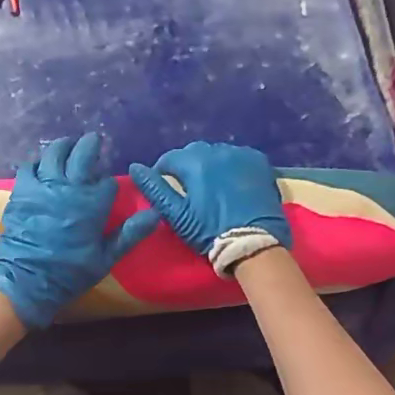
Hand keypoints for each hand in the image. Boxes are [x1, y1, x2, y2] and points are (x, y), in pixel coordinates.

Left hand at [0, 133, 159, 328]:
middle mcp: (68, 187)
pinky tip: (42, 167)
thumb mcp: (106, 257)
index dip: (107, 182)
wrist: (27, 280)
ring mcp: (42, 186)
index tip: (105, 186)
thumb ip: (130, 233)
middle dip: (90, 144)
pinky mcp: (21, 191)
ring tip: (68, 147)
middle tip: (93, 141)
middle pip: (82, 153)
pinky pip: (29, 166)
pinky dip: (38, 163)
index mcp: (92, 203)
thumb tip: (156, 214)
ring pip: (53, 153)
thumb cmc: (70, 272)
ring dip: (63, 147)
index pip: (105, 181)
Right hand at [129, 142, 289, 263]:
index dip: (163, 173)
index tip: (166, 189)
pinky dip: (230, 166)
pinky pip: (237, 156)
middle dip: (186, 167)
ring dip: (209, 165)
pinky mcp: (260, 162)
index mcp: (195, 162)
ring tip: (210, 186)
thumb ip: (154, 189)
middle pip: (193, 153)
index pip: (169, 158)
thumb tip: (135, 168)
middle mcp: (218, 151)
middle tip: (188, 190)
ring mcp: (242, 154)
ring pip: (216, 153)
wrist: (253, 243)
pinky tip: (231, 183)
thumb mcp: (176, 214)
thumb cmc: (210, 231)